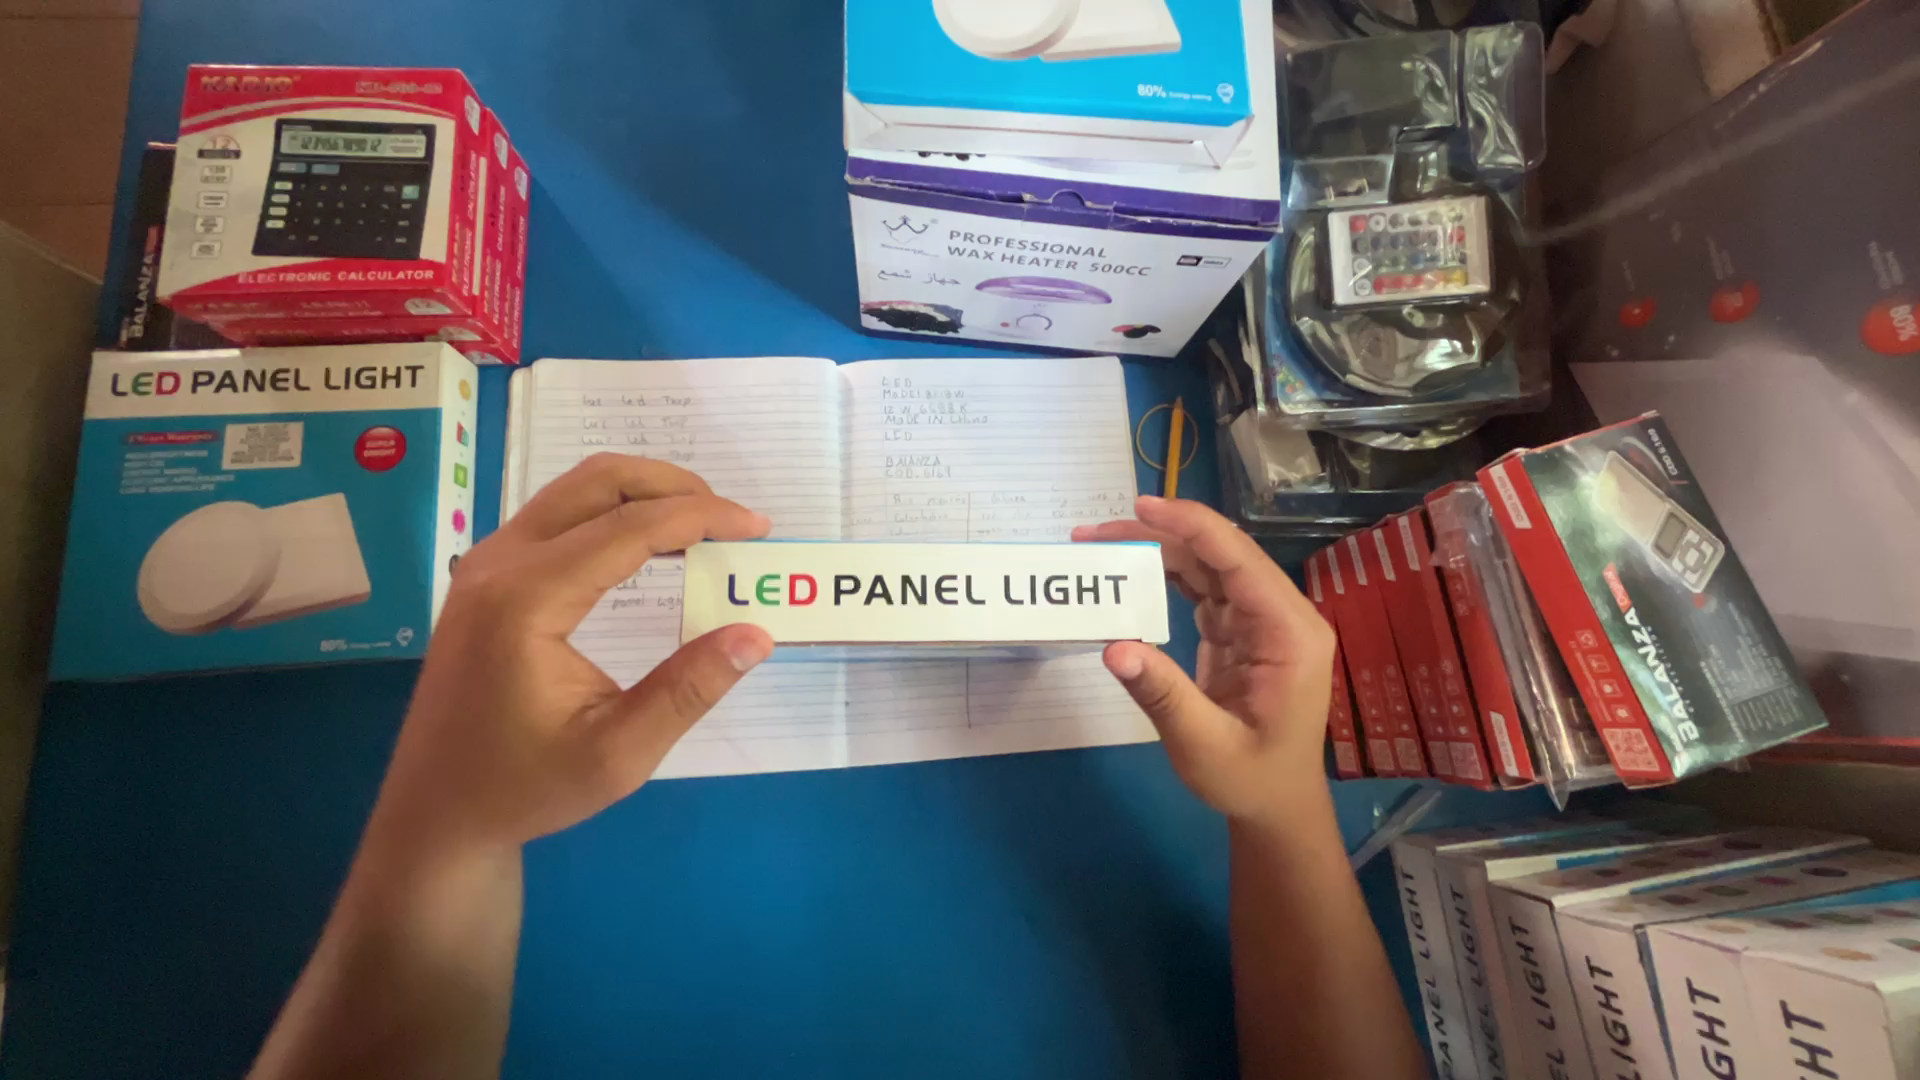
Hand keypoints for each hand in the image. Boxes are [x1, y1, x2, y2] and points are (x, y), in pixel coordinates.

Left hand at [370, 454, 775, 854]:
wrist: (436, 813)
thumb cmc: (526, 786)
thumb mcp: (619, 754)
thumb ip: (689, 690)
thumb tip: (757, 635)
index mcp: (528, 600)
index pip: (631, 527)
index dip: (703, 517)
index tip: (757, 526)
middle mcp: (500, 564)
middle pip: (598, 481)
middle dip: (675, 486)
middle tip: (731, 519)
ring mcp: (487, 564)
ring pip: (577, 489)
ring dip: (646, 493)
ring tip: (703, 528)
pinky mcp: (489, 575)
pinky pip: (562, 515)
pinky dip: (617, 513)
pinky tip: (652, 547)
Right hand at [1073, 496, 1336, 824]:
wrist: (1276, 807)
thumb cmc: (1251, 780)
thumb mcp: (1204, 744)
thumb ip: (1162, 693)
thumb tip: (1112, 646)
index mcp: (1288, 634)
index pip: (1239, 560)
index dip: (1191, 526)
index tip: (1141, 507)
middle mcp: (1279, 616)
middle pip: (1219, 555)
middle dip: (1159, 535)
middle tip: (1095, 534)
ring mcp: (1259, 622)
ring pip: (1207, 567)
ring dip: (1157, 552)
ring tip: (1102, 546)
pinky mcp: (1238, 631)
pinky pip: (1200, 590)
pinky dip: (1163, 577)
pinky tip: (1130, 573)